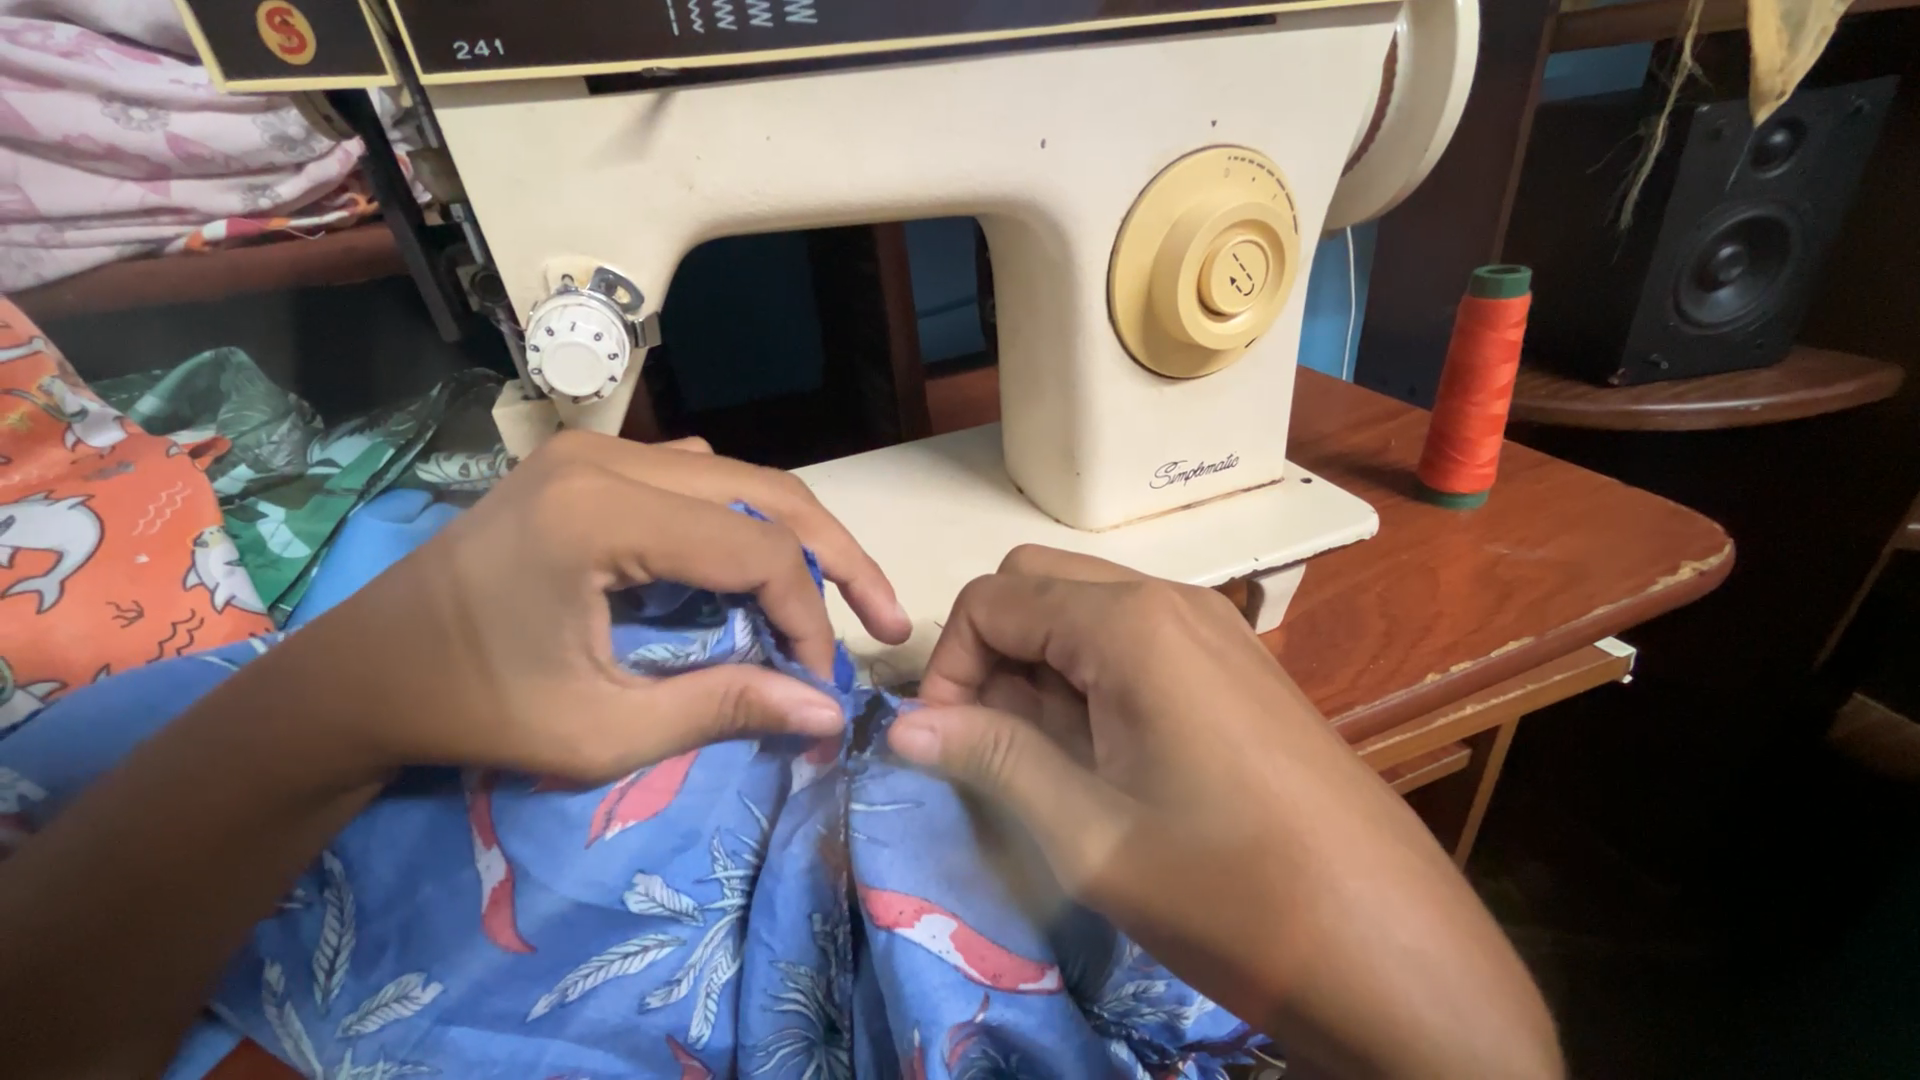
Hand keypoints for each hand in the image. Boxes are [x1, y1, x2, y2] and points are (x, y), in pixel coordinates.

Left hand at [272, 430, 912, 786]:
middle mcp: (605, 458)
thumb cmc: (472, 712)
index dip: (810, 615)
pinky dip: (744, 524)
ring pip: (740, 481)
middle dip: (837, 558)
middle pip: (766, 494)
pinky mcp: (590, 464)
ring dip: (796, 540)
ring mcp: (595, 451)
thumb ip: (724, 708)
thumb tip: (828, 713)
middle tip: (886, 614)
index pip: (756, 550)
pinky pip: (698, 480)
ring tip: (833, 600)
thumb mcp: (603, 732)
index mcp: (601, 516)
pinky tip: (755, 568)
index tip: (823, 680)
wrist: (357, 677)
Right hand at [888, 546, 1561, 1079]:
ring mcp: (1210, 625)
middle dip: (990, 652)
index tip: (945, 743)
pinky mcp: (1232, 659)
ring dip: (1037, 664)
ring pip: (1082, 607)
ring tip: (1044, 758)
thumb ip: (990, 759)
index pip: (991, 599)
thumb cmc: (1226, 889)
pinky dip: (1087, 673)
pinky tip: (1103, 752)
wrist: (1390, 947)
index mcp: (1129, 624)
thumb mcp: (1087, 832)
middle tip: (989, 744)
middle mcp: (1170, 599)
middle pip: (1034, 583)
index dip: (950, 667)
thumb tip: (903, 726)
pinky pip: (1131, 637)